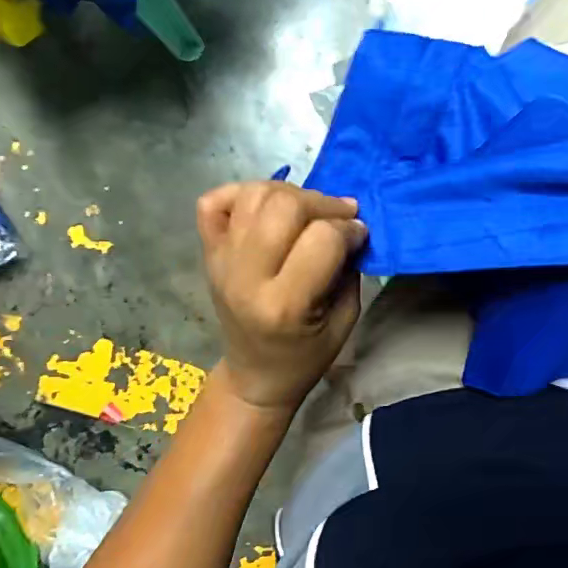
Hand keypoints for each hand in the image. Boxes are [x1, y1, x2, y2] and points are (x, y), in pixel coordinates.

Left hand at [197, 181, 367, 412]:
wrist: (254, 375)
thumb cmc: (304, 356)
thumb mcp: (343, 321)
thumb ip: (347, 269)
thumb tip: (350, 223)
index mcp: (283, 305)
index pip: (322, 238)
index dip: (349, 229)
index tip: (358, 236)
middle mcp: (246, 277)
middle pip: (283, 205)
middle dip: (322, 203)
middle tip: (338, 217)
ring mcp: (221, 261)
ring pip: (252, 194)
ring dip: (288, 193)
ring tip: (305, 211)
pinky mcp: (208, 253)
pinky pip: (213, 201)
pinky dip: (240, 193)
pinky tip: (265, 209)